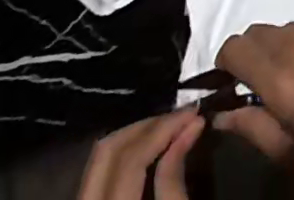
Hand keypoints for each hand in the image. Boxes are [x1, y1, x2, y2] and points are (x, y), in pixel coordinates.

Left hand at [79, 110, 202, 199]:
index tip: (193, 112)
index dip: (164, 129)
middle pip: (107, 150)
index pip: (131, 159)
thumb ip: (174, 181)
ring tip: (168, 127)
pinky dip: (126, 152)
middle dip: (147, 126)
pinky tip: (150, 146)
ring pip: (100, 156)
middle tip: (180, 117)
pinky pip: (100, 169)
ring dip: (136, 135)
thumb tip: (192, 125)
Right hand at [214, 5, 293, 170]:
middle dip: (252, 58)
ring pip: (284, 28)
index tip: (234, 88)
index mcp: (281, 75)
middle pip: (255, 34)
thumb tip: (221, 112)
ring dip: (282, 49)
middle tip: (268, 91)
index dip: (226, 67)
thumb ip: (252, 129)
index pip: (232, 47)